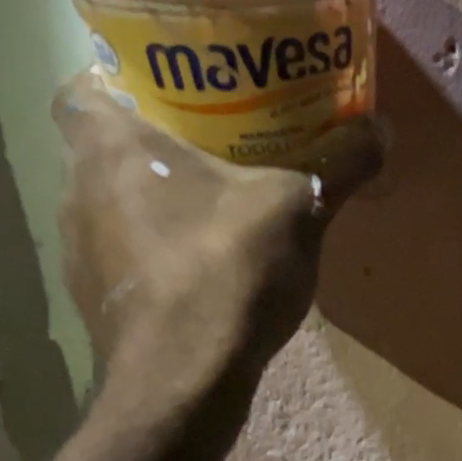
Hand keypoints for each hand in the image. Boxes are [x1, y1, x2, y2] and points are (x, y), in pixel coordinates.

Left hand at [52, 71, 381, 387]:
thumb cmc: (228, 270)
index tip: (165, 82)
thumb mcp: (300, 207)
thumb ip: (340, 163)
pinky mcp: (95, 298)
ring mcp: (81, 250)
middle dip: (151, 134)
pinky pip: (121, 247)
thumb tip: (384, 128)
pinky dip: (154, 241)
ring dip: (152, 191)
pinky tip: (202, 255)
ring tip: (213, 192)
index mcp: (113, 150)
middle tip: (212, 131)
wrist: (184, 383)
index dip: (113, 76)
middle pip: (101, 144)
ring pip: (110, 198)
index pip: (79, 89)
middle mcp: (78, 192)